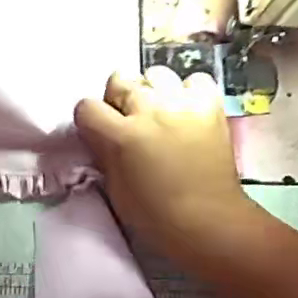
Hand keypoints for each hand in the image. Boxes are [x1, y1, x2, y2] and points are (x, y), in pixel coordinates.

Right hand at [73, 67, 261, 259]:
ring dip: (154, 93)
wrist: (208, 222)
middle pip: (120, 81)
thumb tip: (101, 137)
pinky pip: (195, 81)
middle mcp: (149, 111)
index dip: (91, 121)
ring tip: (162, 115)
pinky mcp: (210, 105)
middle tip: (131, 124)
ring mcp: (182, 104)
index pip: (87, 106)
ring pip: (156, 75)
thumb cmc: (156, 217)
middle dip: (120, 101)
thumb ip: (105, 155)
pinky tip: (188, 112)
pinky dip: (189, 92)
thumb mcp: (116, 190)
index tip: (99, 133)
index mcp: (121, 136)